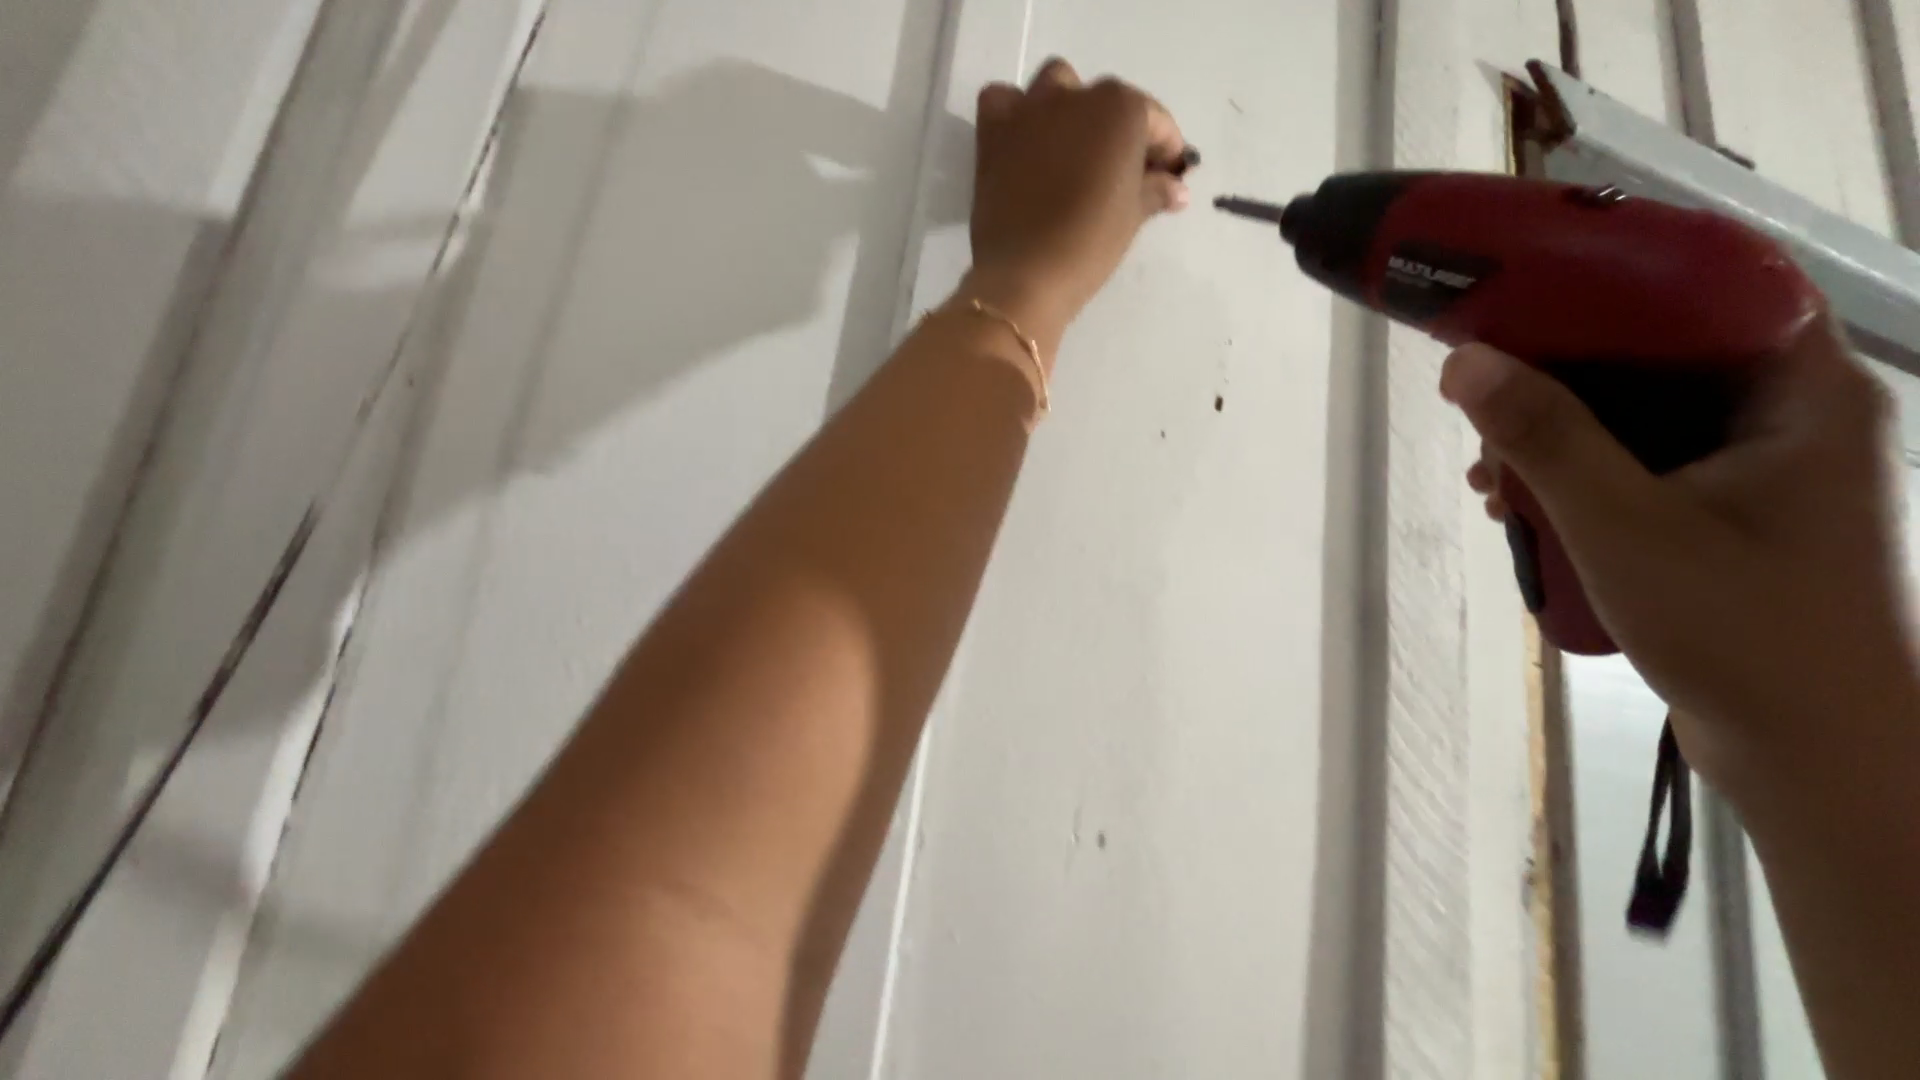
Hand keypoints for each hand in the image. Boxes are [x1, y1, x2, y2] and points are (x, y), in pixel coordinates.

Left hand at [962, 58, 1189, 357]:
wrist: (1025, 275)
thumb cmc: (1088, 245)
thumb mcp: (1132, 217)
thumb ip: (1156, 190)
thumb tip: (1176, 187)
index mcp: (1121, 110)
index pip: (1154, 122)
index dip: (1164, 150)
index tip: (1168, 176)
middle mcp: (1077, 95)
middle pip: (1106, 102)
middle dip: (1118, 131)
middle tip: (1123, 173)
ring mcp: (1031, 109)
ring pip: (1055, 85)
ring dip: (1069, 107)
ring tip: (1073, 150)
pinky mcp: (993, 131)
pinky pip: (1003, 100)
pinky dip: (1015, 114)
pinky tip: (1024, 142)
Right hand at [1444, 320, 1919, 804]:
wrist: (1814, 753)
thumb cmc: (1739, 629)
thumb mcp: (1622, 525)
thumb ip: (1545, 437)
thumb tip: (1463, 359)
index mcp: (1802, 392)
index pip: (1717, 281)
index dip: (1619, 269)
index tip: (1527, 283)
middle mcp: (1790, 414)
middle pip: (1665, 348)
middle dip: (1561, 369)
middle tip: (1484, 393)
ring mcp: (1762, 467)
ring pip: (1644, 411)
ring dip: (1558, 430)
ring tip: (1489, 468)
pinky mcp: (1730, 511)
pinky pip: (1642, 461)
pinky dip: (1579, 473)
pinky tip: (1520, 506)